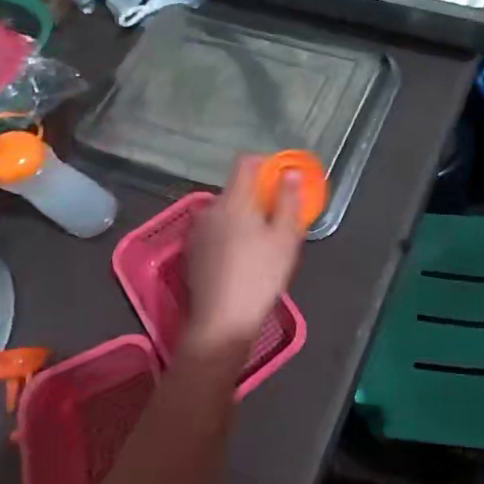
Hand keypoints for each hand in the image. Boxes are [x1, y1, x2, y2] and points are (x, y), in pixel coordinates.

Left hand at [183, 156, 305, 351]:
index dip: (266, 165)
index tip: (283, 183)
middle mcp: (210, 209)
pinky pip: (216, 232)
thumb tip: (291, 173)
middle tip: (280, 221)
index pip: (245, 163)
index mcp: (233, 200)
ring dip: (244, 218)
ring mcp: (197, 231)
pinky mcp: (192, 252)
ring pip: (225, 212)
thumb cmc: (259, 276)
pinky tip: (242, 260)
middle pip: (236, 190)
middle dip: (258, 198)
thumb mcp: (285, 239)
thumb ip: (289, 201)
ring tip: (263, 244)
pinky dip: (230, 236)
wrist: (222, 321)